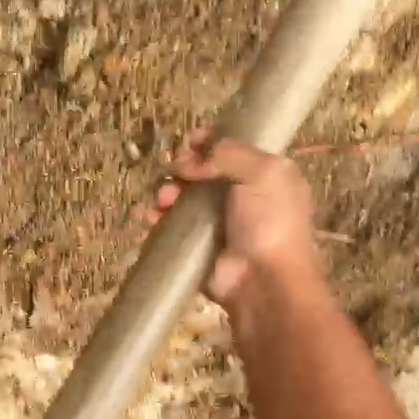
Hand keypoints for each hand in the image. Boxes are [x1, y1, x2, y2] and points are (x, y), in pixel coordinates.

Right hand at [150, 129, 323, 308]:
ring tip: (162, 200)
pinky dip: (156, 218)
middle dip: (183, 168)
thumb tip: (194, 157)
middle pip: (201, 171)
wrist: (263, 278)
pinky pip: (169, 225)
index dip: (209, 141)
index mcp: (264, 176)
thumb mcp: (264, 172)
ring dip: (166, 192)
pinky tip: (149, 218)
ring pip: (181, 197)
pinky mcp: (195, 245)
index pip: (232, 149)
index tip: (190, 142)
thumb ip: (230, 153)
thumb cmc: (270, 220)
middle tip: (176, 172)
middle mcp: (240, 196)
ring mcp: (215, 222)